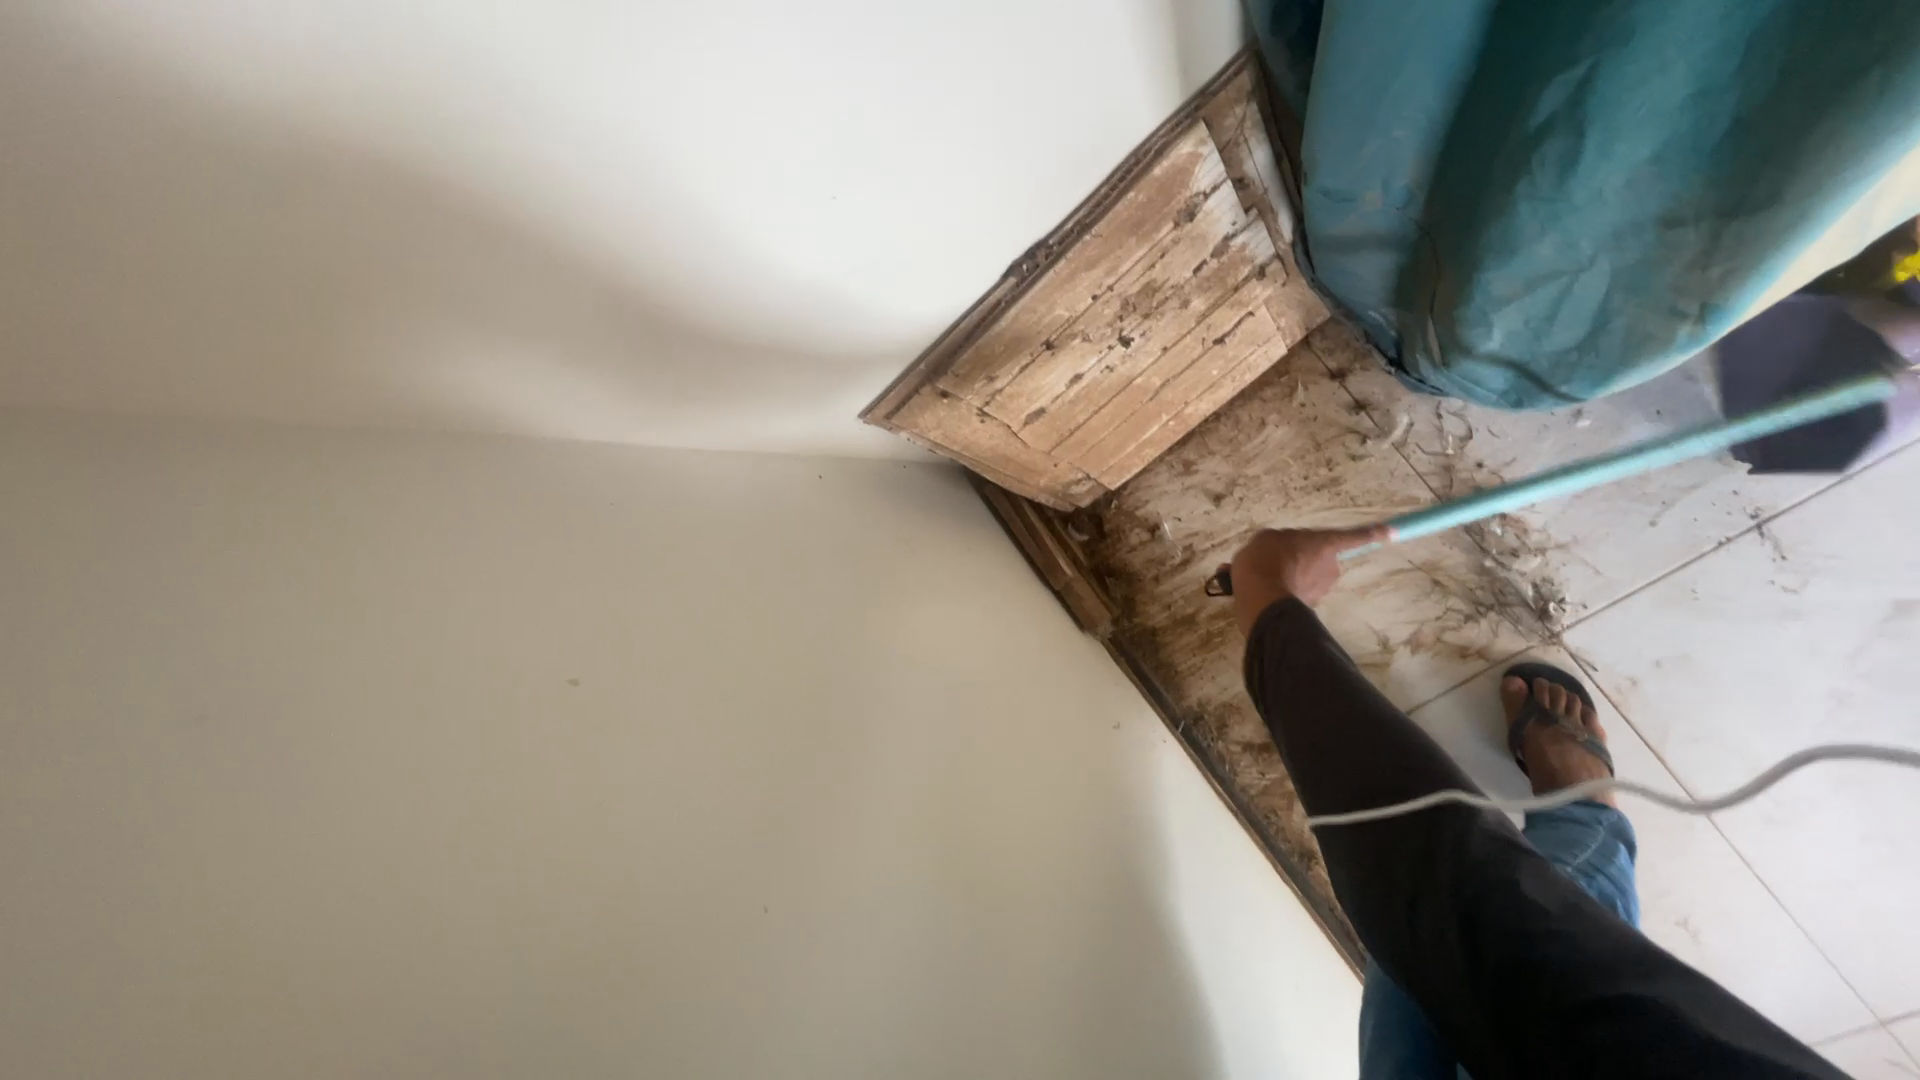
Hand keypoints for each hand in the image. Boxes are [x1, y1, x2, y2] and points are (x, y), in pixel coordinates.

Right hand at [1223, 526, 1388, 632]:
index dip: (1372, 534)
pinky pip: (1297, 593)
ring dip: (1291, 577)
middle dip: (1304, 560)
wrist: (1261, 598)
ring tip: (1264, 576)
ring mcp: (1321, 589)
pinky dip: (1284, 591)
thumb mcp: (1266, 538)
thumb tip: (1282, 550)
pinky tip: (1262, 589)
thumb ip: (1280, 541)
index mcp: (1324, 543)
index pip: (1352, 537)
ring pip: (1307, 578)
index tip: (1391, 532)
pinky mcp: (1309, 606)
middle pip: (1320, 560)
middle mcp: (1330, 567)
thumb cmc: (1266, 559)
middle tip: (1278, 559)